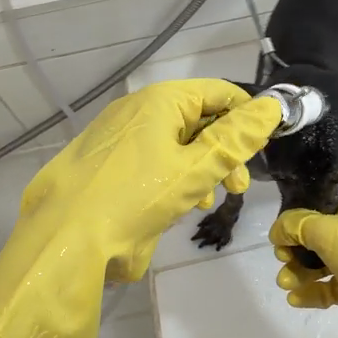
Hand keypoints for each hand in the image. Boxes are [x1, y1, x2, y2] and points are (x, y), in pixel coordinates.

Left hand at [0, 79, 282, 337]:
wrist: (63, 245)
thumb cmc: (134, 200)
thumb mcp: (196, 171)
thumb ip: (237, 140)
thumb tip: (274, 105)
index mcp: (159, 101)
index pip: (218, 92)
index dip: (247, 117)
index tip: (262, 151)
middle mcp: (136, 110)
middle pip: (197, 119)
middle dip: (224, 151)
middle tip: (238, 188)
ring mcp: (116, 137)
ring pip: (175, 143)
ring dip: (200, 169)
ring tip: (207, 201)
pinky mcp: (104, 165)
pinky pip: (151, 161)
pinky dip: (172, 178)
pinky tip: (177, 207)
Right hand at [271, 196, 337, 337]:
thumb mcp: (324, 229)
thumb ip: (296, 225)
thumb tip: (277, 231)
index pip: (319, 208)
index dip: (298, 219)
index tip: (282, 233)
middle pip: (314, 240)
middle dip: (293, 251)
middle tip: (282, 261)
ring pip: (319, 266)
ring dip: (298, 273)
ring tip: (285, 283)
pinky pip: (328, 289)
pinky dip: (311, 293)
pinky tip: (294, 300)